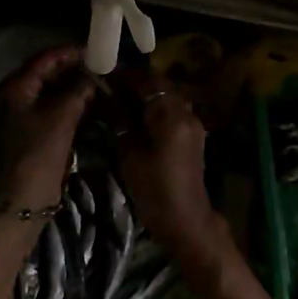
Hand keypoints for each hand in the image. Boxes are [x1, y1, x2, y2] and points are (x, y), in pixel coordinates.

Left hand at [0, 45, 96, 211]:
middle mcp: (16, 96)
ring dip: (77, 88)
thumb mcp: (62, 115)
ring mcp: (25, 115)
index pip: (45, 58)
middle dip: (76, 70)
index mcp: (15, 87)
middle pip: (49, 74)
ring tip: (104, 83)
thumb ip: (79, 88)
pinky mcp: (36, 131)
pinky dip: (74, 105)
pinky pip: (56, 109)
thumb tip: (93, 73)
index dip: (71, 52)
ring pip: (54, 92)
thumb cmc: (39, 151)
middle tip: (104, 67)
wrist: (24, 197)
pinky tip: (95, 104)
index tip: (98, 50)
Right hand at [116, 73, 213, 244]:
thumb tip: (106, 95)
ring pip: (168, 97)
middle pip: (161, 86)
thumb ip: (119, 120)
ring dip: (146, 96)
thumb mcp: (130, 155)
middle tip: (110, 89)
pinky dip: (156, 108)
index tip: (104, 78)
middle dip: (136, 84)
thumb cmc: (154, 190)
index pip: (148, 82)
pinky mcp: (193, 135)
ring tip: (121, 102)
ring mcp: (193, 124)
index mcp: (172, 115)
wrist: (186, 221)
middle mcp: (187, 113)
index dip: (125, 77)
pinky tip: (137, 118)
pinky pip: (173, 111)